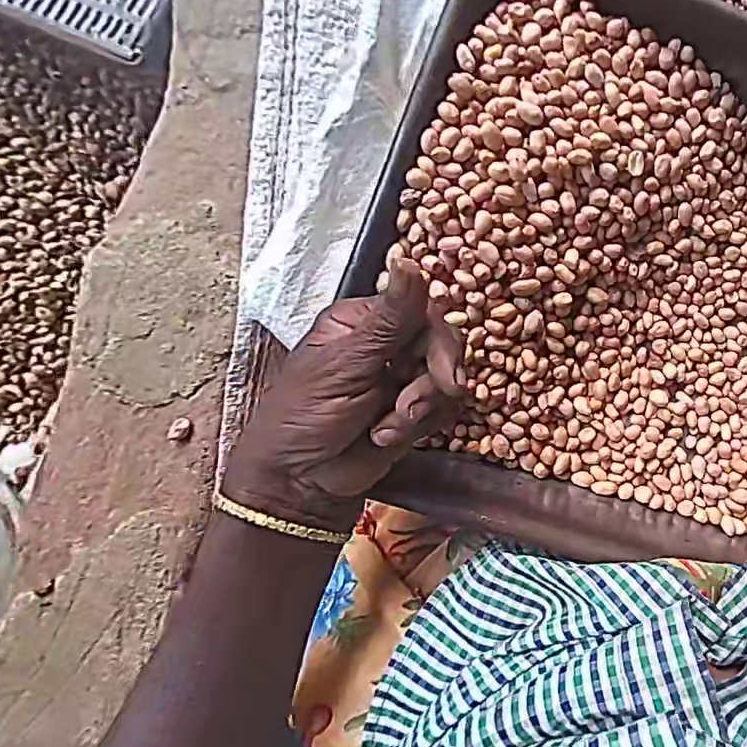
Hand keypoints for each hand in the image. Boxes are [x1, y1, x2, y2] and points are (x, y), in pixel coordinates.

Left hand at [221, 262, 462, 529]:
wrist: (298, 485)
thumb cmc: (303, 418)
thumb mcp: (345, 366)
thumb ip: (388, 319)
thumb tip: (408, 260)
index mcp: (365, 322)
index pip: (423, 313)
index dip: (441, 343)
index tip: (447, 375)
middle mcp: (388, 344)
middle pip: (443, 345)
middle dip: (432, 382)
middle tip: (411, 409)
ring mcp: (404, 377)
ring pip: (447, 379)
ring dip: (420, 409)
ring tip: (386, 428)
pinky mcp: (415, 409)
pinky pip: (444, 408)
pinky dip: (421, 427)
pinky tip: (387, 437)